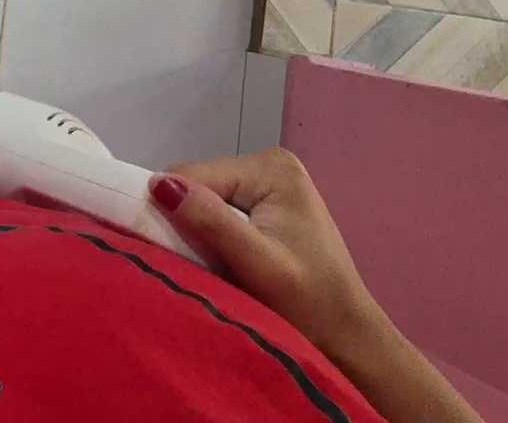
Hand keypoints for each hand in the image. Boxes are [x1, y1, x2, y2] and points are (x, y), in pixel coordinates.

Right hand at [149, 148, 386, 364]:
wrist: (350, 344)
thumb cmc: (310, 307)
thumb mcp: (259, 266)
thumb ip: (211, 221)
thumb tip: (157, 183)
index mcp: (270, 167)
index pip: (190, 176)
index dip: (178, 212)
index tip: (189, 252)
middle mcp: (267, 163)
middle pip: (194, 183)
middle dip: (191, 221)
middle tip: (208, 261)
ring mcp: (266, 181)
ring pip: (199, 197)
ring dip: (199, 230)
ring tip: (220, 263)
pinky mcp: (264, 201)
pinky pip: (214, 208)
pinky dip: (212, 234)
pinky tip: (229, 257)